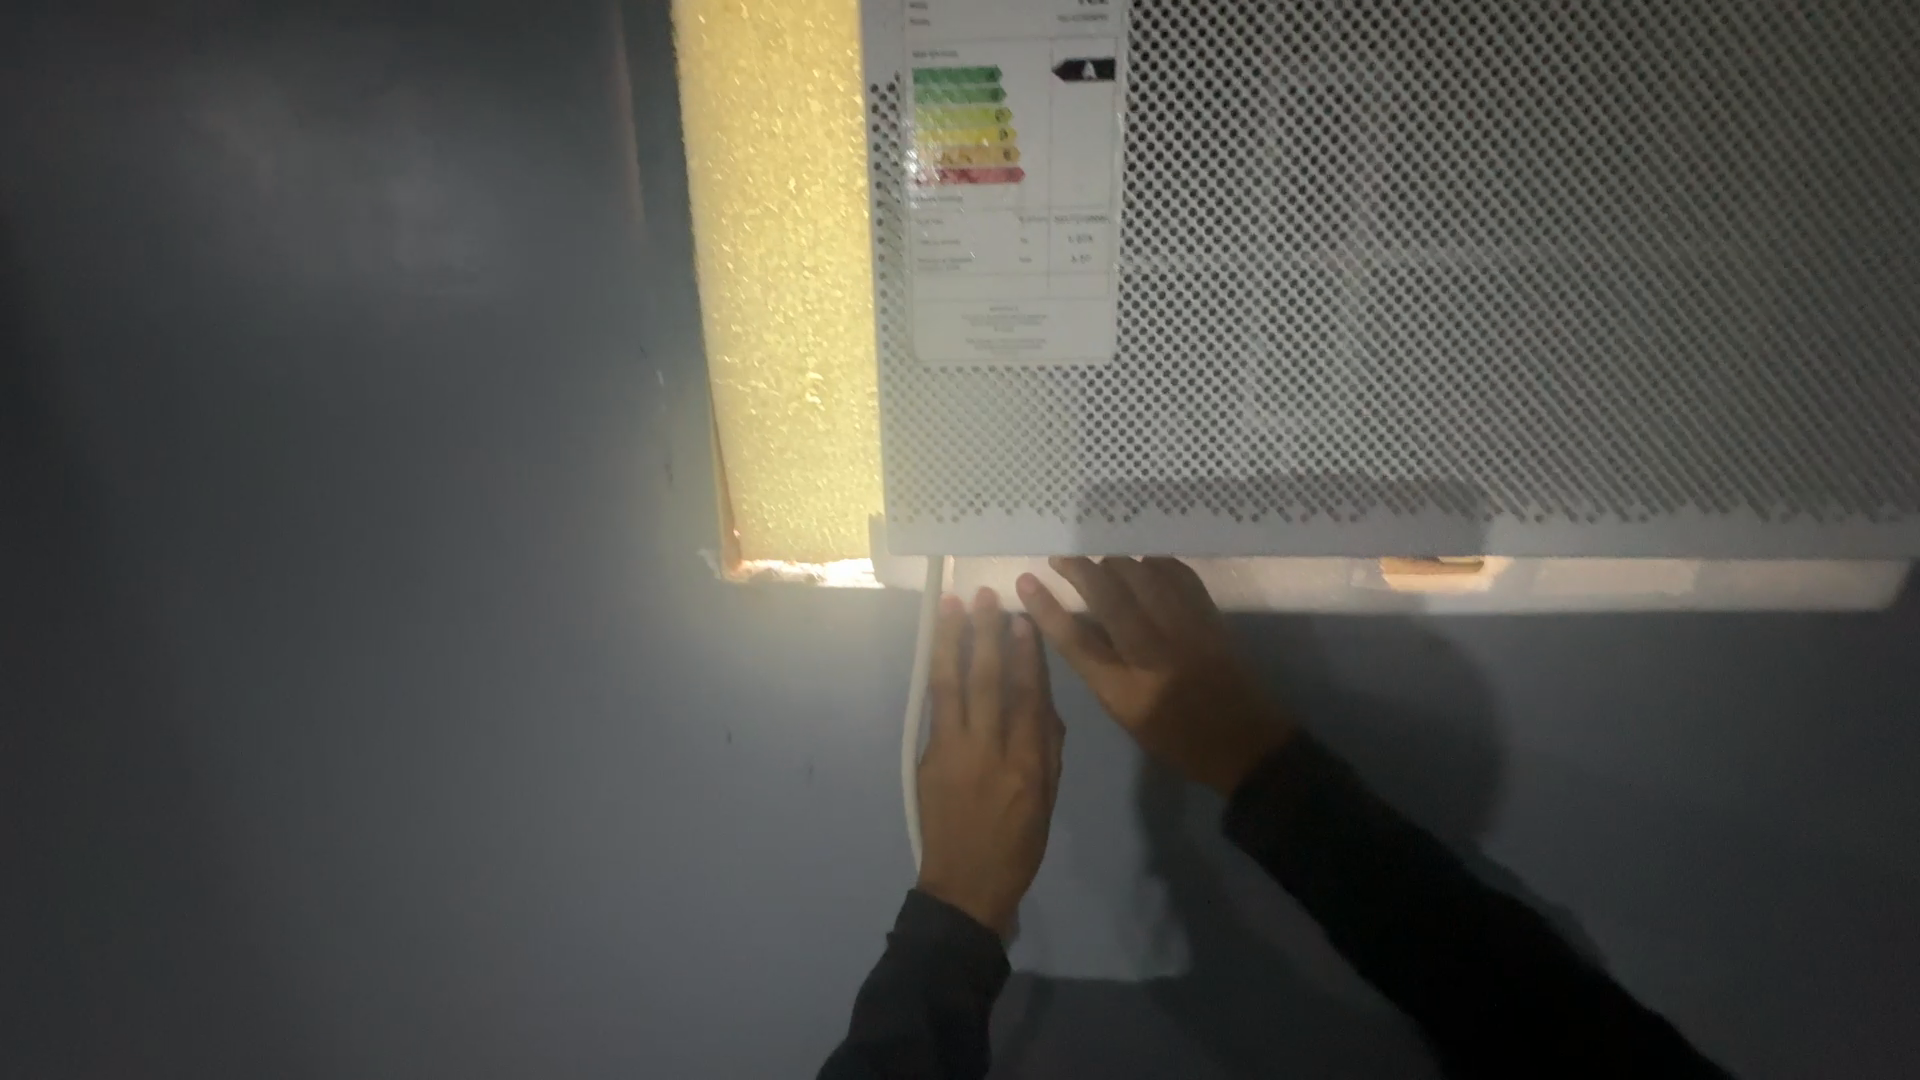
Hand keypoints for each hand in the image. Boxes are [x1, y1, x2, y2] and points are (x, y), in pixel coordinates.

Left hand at [916, 588, 1064, 938]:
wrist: (963, 887)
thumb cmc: (1017, 846)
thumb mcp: (1048, 800)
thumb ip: (1047, 747)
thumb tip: (1044, 699)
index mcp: (1025, 766)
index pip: (1027, 698)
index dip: (1026, 657)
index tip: (1023, 621)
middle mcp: (986, 752)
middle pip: (985, 683)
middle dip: (985, 636)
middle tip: (985, 597)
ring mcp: (950, 752)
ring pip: (950, 686)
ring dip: (952, 642)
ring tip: (953, 607)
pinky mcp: (926, 758)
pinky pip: (935, 707)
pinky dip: (938, 673)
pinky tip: (940, 649)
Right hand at [1018, 557, 1292, 795]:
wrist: (1245, 745)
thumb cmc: (1176, 739)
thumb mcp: (1125, 713)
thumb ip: (1100, 667)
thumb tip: (1080, 619)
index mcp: (1125, 690)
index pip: (1075, 639)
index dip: (1046, 607)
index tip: (1026, 581)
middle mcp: (1153, 656)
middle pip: (1108, 597)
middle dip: (1079, 570)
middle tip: (1062, 559)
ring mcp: (1186, 632)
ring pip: (1143, 578)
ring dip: (1116, 564)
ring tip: (1102, 563)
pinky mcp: (1211, 620)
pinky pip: (1179, 576)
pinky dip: (1157, 564)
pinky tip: (1145, 565)